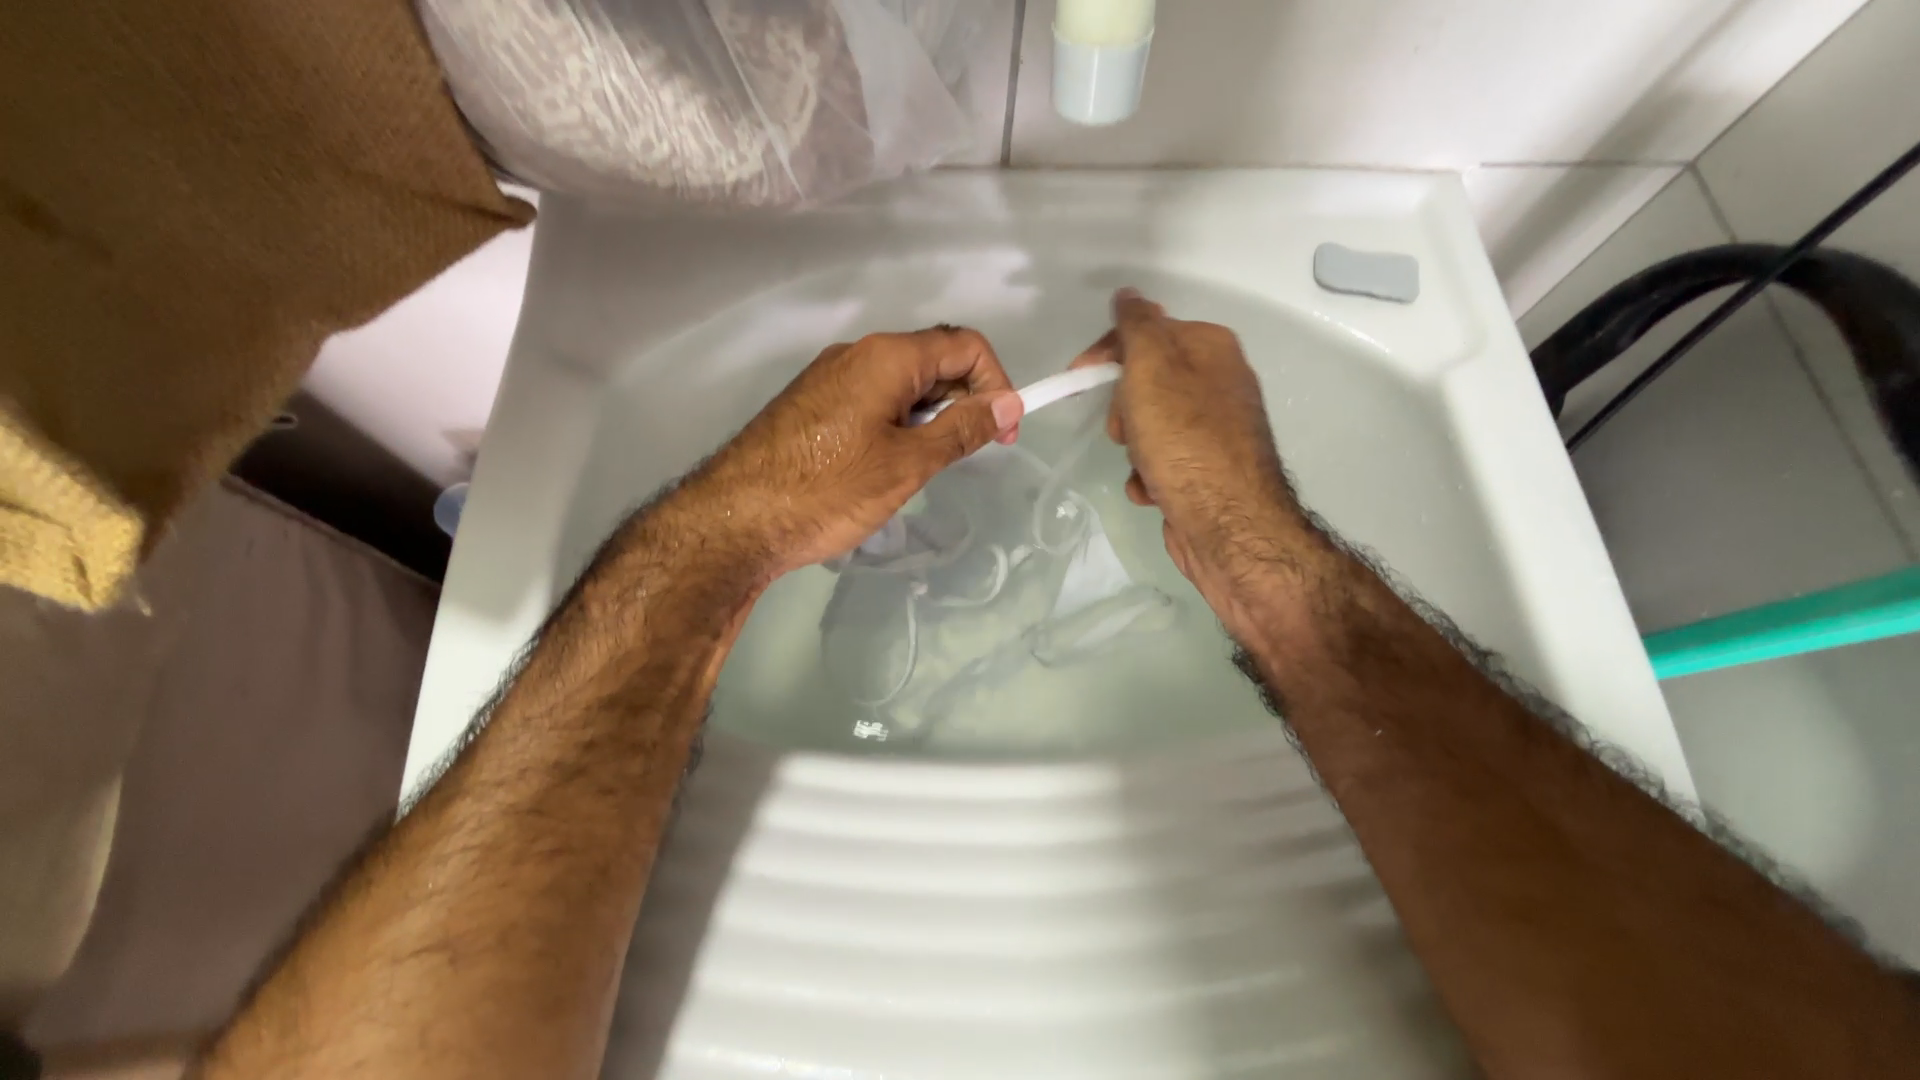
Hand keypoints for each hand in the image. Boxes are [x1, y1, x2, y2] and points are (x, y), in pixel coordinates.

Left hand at [677, 325, 1023, 581]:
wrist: (734, 521)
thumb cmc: (828, 490)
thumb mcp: (907, 464)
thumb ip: (961, 430)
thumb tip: (1008, 405)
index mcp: (886, 357)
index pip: (964, 346)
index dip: (996, 383)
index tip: (1005, 434)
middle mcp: (857, 354)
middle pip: (933, 361)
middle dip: (964, 402)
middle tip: (969, 456)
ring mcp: (830, 378)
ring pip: (902, 384)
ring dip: (930, 417)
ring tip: (926, 467)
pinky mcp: (813, 405)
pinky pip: (872, 400)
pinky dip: (898, 424)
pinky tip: (888, 466)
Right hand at [1073, 289, 1310, 636]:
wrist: (1227, 524)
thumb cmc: (1185, 441)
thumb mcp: (1152, 369)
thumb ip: (1137, 326)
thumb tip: (1129, 295)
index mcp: (1211, 349)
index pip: (1148, 331)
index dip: (1108, 352)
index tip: (1077, 376)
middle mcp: (1219, 383)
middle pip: (1145, 381)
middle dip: (1123, 409)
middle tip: (1125, 430)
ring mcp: (1214, 430)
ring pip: (1149, 425)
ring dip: (1133, 448)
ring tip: (1143, 465)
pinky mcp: (1206, 469)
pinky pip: (1161, 461)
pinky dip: (1148, 475)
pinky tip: (1153, 490)